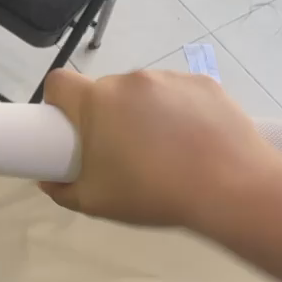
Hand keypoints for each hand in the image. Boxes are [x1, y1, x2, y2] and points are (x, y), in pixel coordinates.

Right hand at [38, 68, 281, 227]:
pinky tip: (192, 140)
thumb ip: (62, 190)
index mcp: (96, 102)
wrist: (232, 189)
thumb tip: (48, 180)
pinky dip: (177, 111)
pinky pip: (178, 93)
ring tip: (164, 148)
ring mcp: (170, 79)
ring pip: (142, 92)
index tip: (69, 126)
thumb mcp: (94, 202)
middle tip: (121, 151)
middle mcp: (130, 81)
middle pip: (104, 91)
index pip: (59, 82)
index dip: (57, 101)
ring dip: (142, 112)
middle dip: (105, 115)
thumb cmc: (152, 194)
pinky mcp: (205, 83)